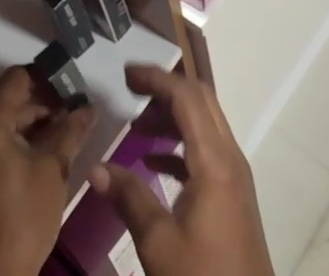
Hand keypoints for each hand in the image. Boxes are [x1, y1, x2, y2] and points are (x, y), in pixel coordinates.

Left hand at [0, 65, 96, 275]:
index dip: (45, 75)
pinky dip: (17, 133)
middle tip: (70, 103)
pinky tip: (45, 145)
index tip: (72, 82)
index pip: (14, 79)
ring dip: (29, 115)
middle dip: (37, 94)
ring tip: (65, 125)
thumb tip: (88, 107)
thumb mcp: (53, 169)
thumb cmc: (24, 217)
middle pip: (3, 95)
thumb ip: (70, 130)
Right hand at [88, 64, 274, 275]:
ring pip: (204, 124)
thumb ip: (129, 198)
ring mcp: (234, 175)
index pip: (188, 97)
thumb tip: (95, 168)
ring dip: (171, 116)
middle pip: (201, 102)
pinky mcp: (231, 193)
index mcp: (215, 160)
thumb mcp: (158, 242)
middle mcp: (230, 157)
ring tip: (134, 126)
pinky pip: (205, 150)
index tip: (125, 73)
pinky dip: (179, 144)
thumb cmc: (202, 275)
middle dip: (165, 89)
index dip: (157, 78)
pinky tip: (151, 160)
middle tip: (129, 90)